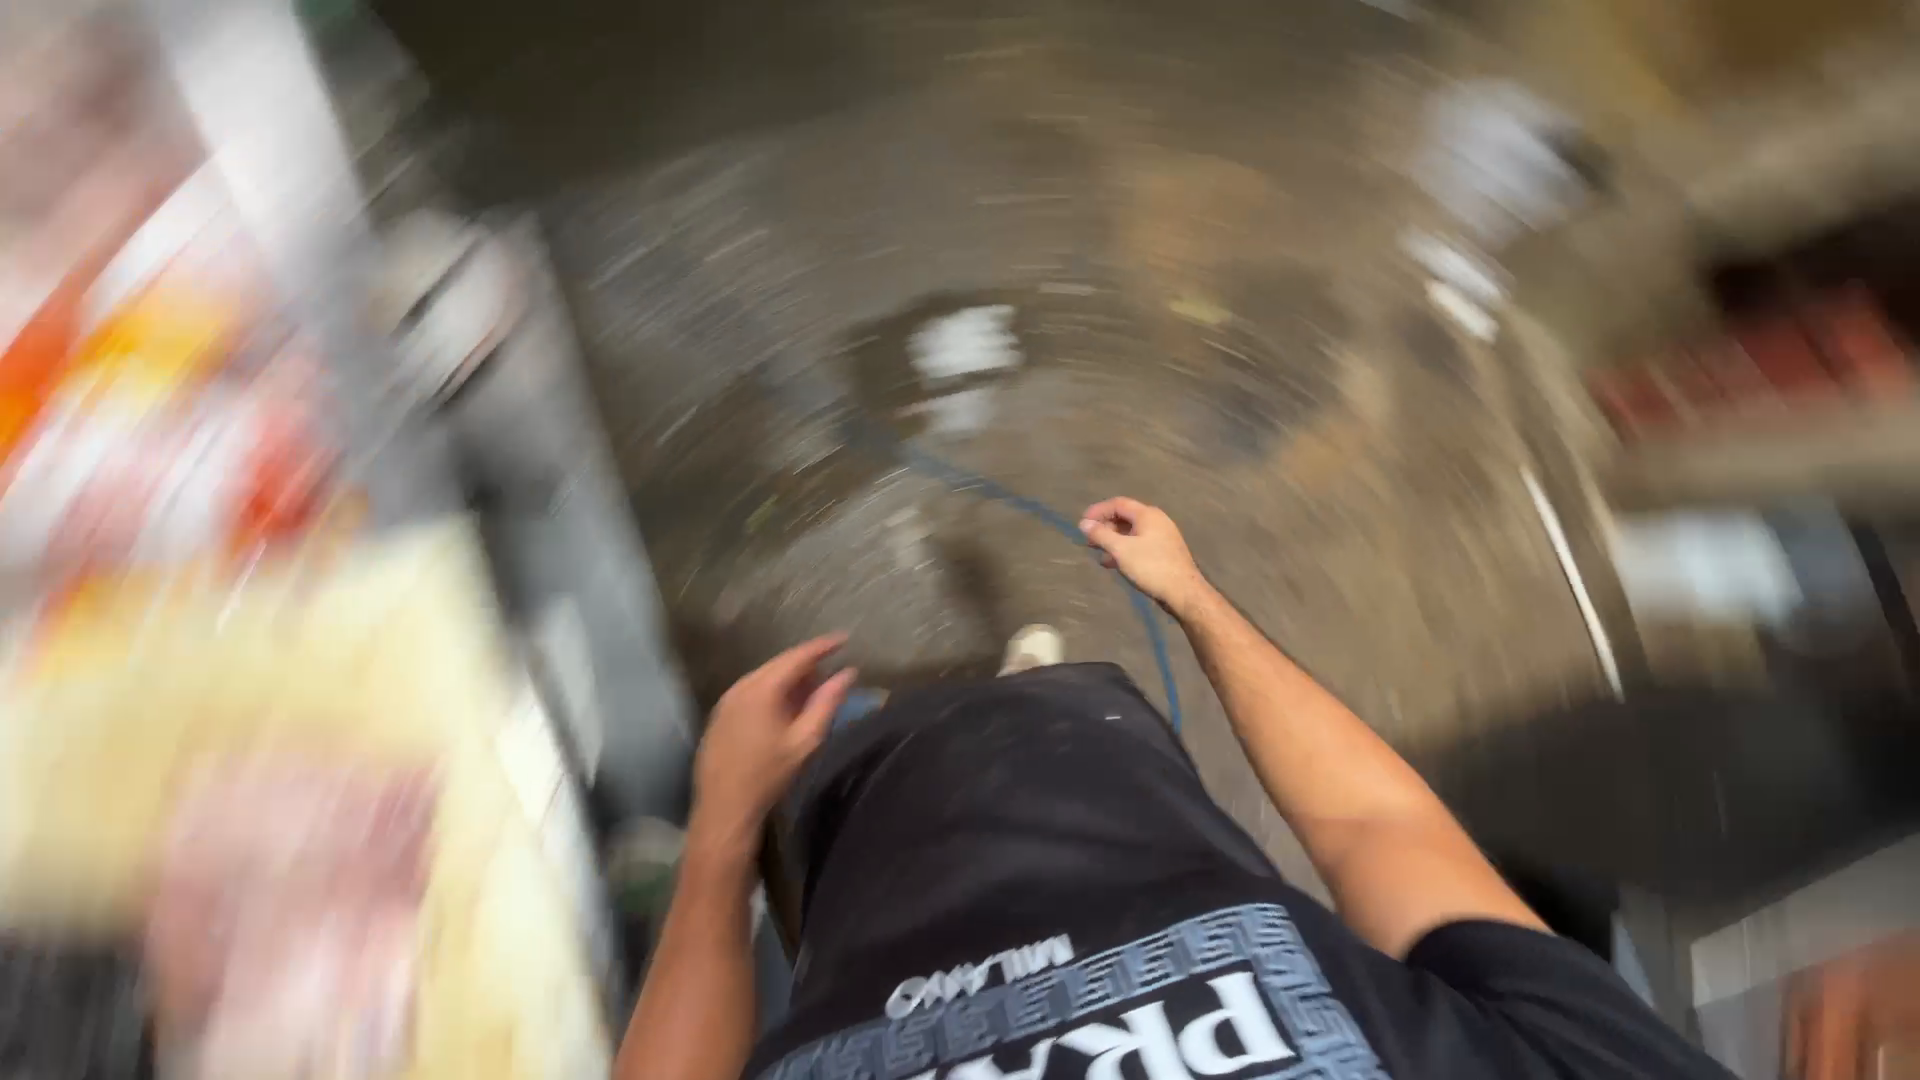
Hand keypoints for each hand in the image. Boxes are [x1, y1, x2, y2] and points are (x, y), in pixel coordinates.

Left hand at [689, 634, 856, 862]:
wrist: (724, 808)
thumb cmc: (769, 775)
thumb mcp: (805, 741)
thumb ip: (827, 703)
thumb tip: (848, 673)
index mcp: (762, 689)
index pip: (798, 656)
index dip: (823, 646)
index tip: (844, 639)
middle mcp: (741, 687)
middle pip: (779, 664)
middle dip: (807, 665)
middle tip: (831, 672)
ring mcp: (726, 700)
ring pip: (764, 677)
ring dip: (789, 680)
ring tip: (810, 693)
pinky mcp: (719, 715)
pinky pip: (751, 691)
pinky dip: (772, 692)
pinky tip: (783, 709)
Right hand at [1079, 497, 1214, 615]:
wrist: (1183, 592)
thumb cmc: (1151, 567)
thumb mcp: (1121, 550)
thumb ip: (1101, 535)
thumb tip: (1083, 523)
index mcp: (1147, 514)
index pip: (1118, 503)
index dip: (1098, 510)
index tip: (1082, 523)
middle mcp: (1156, 521)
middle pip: (1125, 517)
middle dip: (1104, 527)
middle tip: (1089, 539)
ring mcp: (1162, 537)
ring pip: (1131, 532)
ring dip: (1113, 540)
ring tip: (1098, 552)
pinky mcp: (1164, 552)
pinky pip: (1139, 544)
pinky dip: (1124, 549)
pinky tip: (1113, 563)